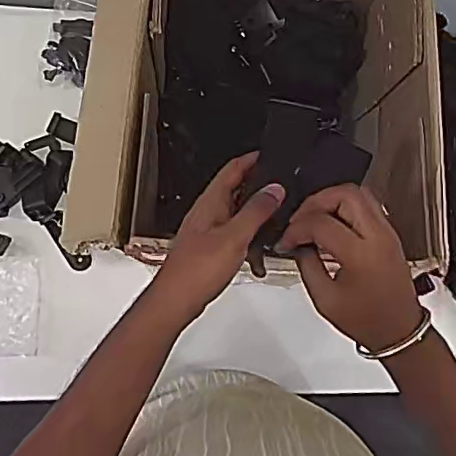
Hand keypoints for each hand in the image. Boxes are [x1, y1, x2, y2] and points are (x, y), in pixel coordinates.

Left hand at [148, 152, 283, 318]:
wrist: (176, 300)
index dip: (251, 159)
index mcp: (210, 202)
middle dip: (257, 184)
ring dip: (253, 209)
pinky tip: (256, 244)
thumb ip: (256, 211)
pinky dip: (248, 231)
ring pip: (234, 209)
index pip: (232, 169)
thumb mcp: (235, 236)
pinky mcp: (208, 247)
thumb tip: (274, 190)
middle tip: (279, 185)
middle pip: (234, 188)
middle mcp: (206, 212)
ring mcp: (206, 229)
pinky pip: (232, 229)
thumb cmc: (195, 271)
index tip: (268, 155)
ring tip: (273, 214)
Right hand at [278, 184, 425, 352]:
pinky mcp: (389, 234)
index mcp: (361, 255)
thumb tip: (297, 245)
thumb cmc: (370, 321)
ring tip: (314, 219)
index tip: (288, 240)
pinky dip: (345, 208)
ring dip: (331, 201)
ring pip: (359, 194)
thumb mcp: (325, 299)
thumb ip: (307, 265)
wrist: (400, 330)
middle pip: (345, 194)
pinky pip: (367, 206)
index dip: (297, 228)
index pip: (321, 222)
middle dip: (315, 202)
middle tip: (300, 220)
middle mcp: (379, 237)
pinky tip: (331, 226)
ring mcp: (387, 233)